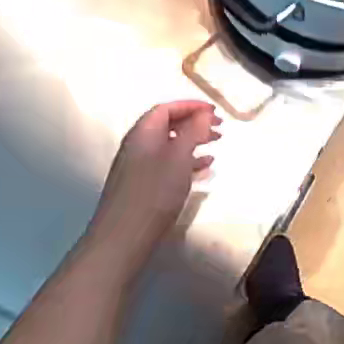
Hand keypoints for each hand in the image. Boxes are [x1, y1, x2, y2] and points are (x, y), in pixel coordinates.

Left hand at [87, 101, 220, 261]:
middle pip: (167, 125)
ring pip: (169, 145)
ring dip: (193, 142)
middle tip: (219, 128)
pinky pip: (167, 164)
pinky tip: (203, 169)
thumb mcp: (178, 158)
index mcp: (143, 133)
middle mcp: (138, 146)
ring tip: (216, 146)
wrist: (124, 236)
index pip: (166, 109)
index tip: (215, 111)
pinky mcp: (142, 185)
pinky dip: (186, 161)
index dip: (191, 106)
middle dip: (194, 123)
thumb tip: (202, 114)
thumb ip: (192, 132)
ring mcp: (138, 166)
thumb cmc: (154, 192)